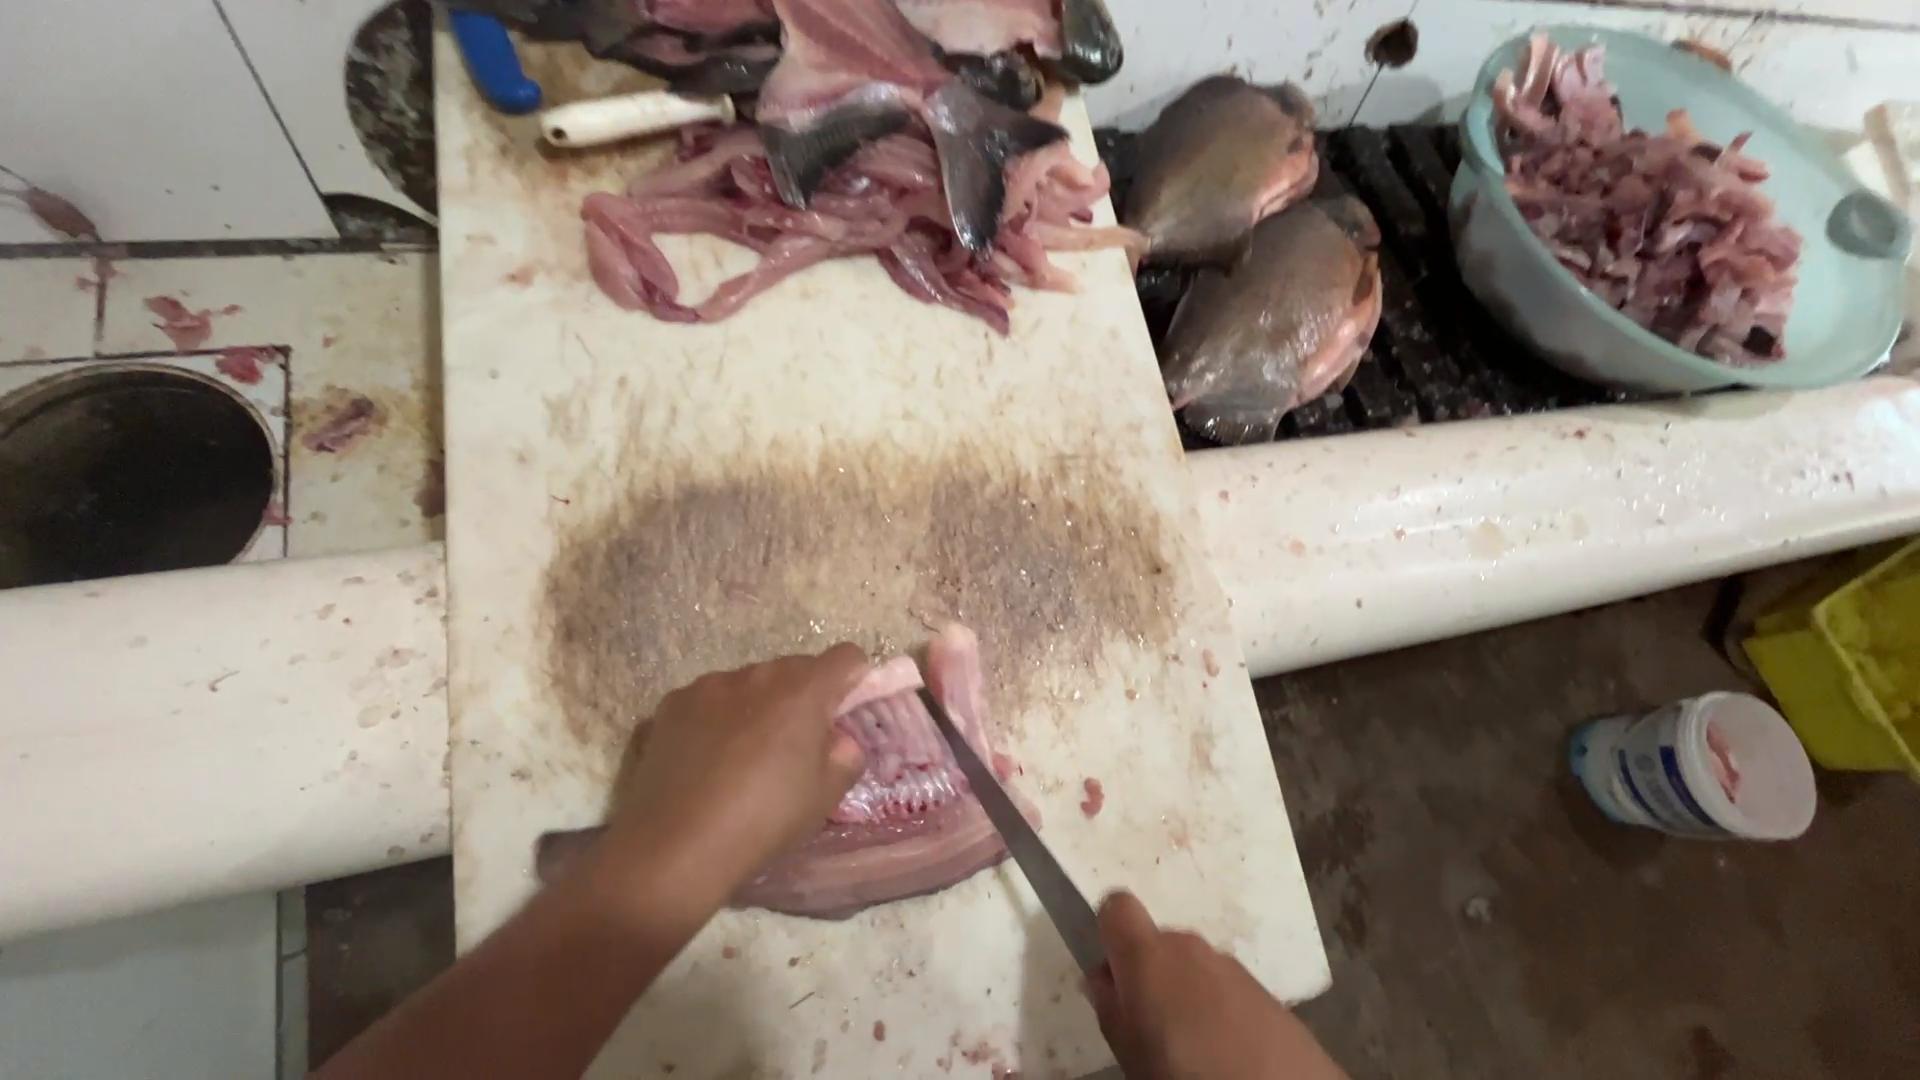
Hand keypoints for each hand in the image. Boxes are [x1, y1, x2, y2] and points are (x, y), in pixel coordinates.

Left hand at [590, 644, 870, 918]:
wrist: (674, 847)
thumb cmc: (764, 819)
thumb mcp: (827, 795)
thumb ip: (847, 753)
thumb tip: (838, 738)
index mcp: (802, 689)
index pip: (846, 657)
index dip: (853, 681)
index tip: (843, 715)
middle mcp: (756, 674)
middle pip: (795, 668)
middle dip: (803, 697)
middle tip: (795, 746)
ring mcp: (708, 685)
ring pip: (749, 683)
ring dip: (758, 705)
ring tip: (743, 756)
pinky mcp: (671, 704)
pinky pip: (708, 700)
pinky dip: (716, 719)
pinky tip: (704, 761)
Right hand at [1086, 892, 1347, 1079]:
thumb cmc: (1186, 1074)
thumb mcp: (1130, 1053)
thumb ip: (1110, 1008)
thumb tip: (1101, 979)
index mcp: (1148, 954)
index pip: (1116, 905)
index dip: (1108, 931)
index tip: (1111, 972)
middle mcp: (1188, 946)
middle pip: (1155, 941)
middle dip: (1148, 974)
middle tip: (1148, 1025)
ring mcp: (1230, 965)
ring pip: (1191, 966)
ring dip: (1184, 993)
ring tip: (1190, 1046)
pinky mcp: (1265, 990)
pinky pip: (1224, 986)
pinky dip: (1218, 1009)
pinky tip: (1226, 1053)